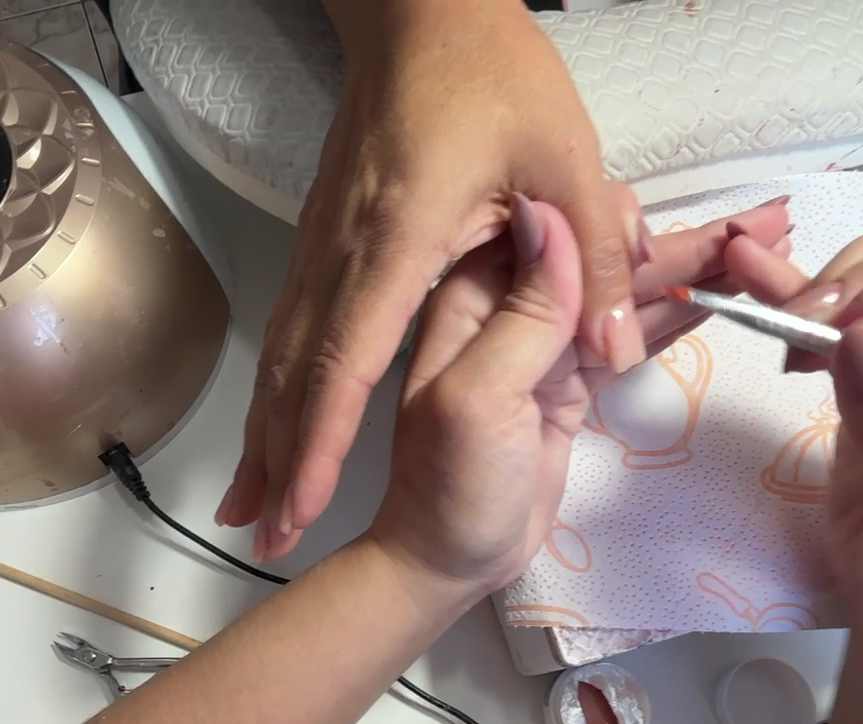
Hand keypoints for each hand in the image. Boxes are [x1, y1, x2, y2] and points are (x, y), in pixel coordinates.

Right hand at [222, 0, 652, 561]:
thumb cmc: (490, 76)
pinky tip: (266, 430)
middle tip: (261, 533)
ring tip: (248, 504)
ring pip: (276, 361)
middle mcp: (340, 260)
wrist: (420, 13)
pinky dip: (271, 395)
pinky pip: (283, 337)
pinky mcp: (318, 248)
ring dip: (261, 437)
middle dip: (274, 465)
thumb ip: (588, 258)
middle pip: (292, 378)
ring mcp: (319, 253)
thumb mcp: (564, 156)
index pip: (346, 367)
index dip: (321, 447)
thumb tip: (615, 350)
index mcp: (396, 245)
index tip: (299, 509)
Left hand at [371, 194, 791, 597]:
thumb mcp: (480, 397)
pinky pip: (626, 339)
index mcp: (472, 300)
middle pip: (597, 259)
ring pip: (620, 298)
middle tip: (767, 224)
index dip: (611, 219)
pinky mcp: (567, 385)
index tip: (672, 228)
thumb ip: (523, 314)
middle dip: (672, 243)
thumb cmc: (452, 485)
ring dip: (688, 275)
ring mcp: (541, 349)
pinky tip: (718, 298)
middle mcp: (508, 312)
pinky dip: (670, 321)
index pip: (549, 230)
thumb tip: (551, 212)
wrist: (450, 558)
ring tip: (770, 249)